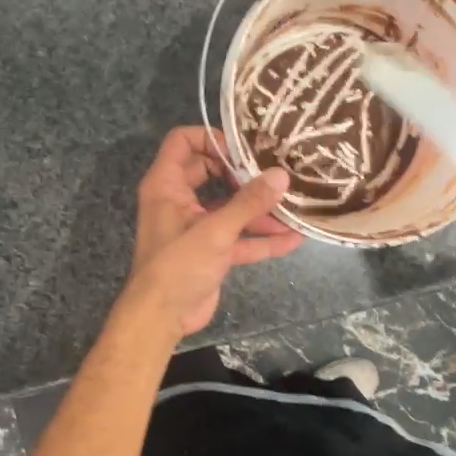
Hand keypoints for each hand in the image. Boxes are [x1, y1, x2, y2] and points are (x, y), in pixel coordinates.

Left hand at [123, 127, 303, 337]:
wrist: (161, 317)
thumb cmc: (177, 265)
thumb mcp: (215, 231)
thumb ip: (248, 203)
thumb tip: (281, 176)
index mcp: (166, 184)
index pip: (183, 141)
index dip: (211, 138)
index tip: (242, 150)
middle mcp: (179, 200)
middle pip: (212, 172)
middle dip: (245, 175)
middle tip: (275, 174)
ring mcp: (196, 226)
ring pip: (230, 208)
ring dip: (261, 210)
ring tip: (295, 207)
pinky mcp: (211, 252)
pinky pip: (239, 238)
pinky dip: (262, 239)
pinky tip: (293, 238)